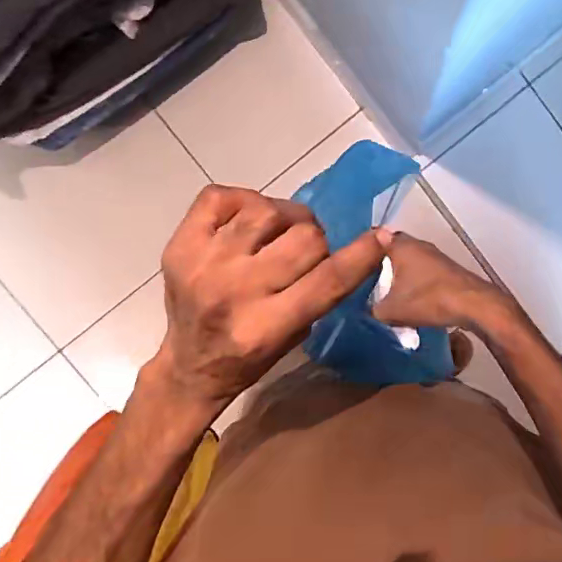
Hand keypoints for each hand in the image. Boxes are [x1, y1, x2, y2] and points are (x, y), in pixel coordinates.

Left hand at [150, 185, 387, 413]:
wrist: (188, 365)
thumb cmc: (250, 358)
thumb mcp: (295, 337)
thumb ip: (319, 293)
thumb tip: (345, 247)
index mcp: (266, 326)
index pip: (326, 280)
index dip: (361, 255)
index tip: (380, 237)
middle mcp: (234, 291)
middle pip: (304, 238)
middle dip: (316, 241)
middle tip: (307, 251)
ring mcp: (203, 263)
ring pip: (268, 210)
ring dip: (285, 218)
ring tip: (279, 233)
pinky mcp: (181, 244)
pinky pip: (222, 197)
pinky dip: (245, 201)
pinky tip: (248, 221)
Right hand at [371, 233, 509, 333]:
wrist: (472, 305)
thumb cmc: (427, 300)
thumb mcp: (390, 310)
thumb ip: (373, 309)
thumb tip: (370, 309)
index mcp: (400, 245)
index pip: (376, 239)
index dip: (365, 252)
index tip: (356, 268)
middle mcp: (419, 244)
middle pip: (394, 251)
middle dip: (383, 266)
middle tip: (371, 285)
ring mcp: (436, 255)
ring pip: (411, 262)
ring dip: (402, 276)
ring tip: (390, 295)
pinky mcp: (448, 269)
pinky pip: (424, 272)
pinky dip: (417, 282)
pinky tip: (413, 299)